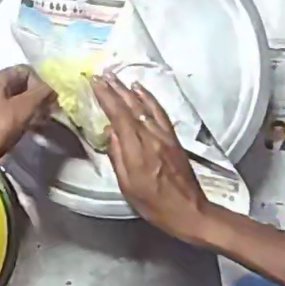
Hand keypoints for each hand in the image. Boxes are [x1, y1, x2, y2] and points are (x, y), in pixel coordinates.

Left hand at [0, 65, 54, 178]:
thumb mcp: (22, 109)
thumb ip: (41, 94)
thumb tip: (54, 87)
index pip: (26, 71)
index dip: (42, 83)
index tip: (52, 101)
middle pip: (21, 85)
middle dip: (38, 97)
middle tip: (50, 113)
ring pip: (16, 101)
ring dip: (31, 110)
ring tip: (42, 123)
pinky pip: (9, 114)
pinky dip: (21, 119)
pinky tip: (29, 131)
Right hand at [94, 74, 218, 246]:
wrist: (189, 210)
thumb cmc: (154, 205)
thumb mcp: (127, 186)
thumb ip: (118, 157)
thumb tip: (110, 133)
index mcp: (137, 151)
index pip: (119, 117)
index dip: (106, 98)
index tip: (95, 83)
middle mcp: (151, 138)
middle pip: (131, 107)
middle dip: (115, 89)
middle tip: (101, 75)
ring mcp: (165, 136)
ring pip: (145, 107)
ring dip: (129, 90)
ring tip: (117, 78)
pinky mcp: (173, 138)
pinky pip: (159, 112)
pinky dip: (149, 99)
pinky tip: (141, 91)